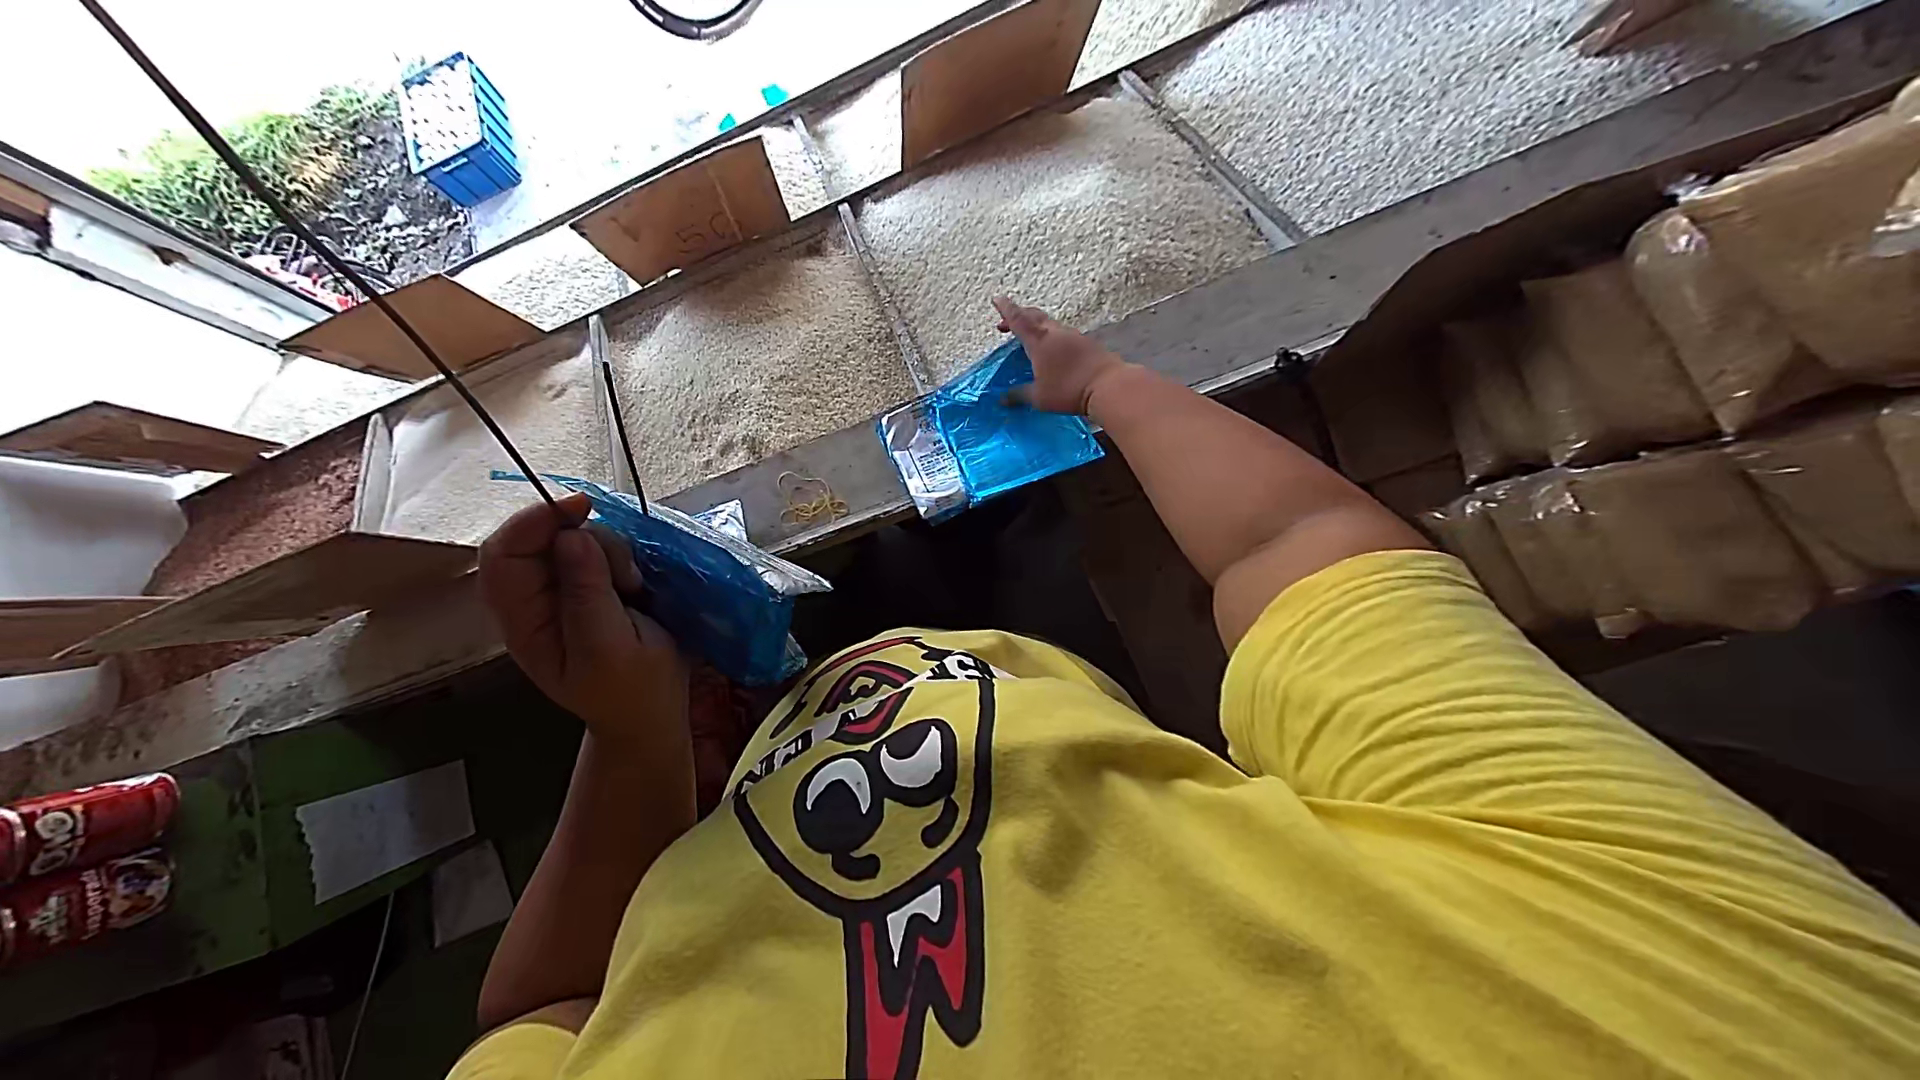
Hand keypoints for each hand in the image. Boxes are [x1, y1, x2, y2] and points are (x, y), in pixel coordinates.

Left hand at [479, 494, 687, 745]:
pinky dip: (623, 558)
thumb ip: (588, 594)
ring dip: (612, 553)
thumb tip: (573, 536)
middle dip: (587, 541)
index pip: (505, 554)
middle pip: (541, 539)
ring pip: (578, 541)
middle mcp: (537, 599)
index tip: (582, 508)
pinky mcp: (596, 587)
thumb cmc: (632, 689)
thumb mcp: (609, 648)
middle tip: (625, 573)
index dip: (534, 522)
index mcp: (524, 621)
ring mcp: (567, 592)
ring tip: (634, 589)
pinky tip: (637, 586)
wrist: (654, 713)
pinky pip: (602, 552)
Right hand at [991, 296, 1132, 414]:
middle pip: (1034, 315)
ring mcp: (1073, 335)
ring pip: (1050, 324)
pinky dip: (1051, 336)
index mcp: (1039, 342)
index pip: (1018, 319)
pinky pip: (1063, 334)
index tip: (997, 299)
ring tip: (1029, 339)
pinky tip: (1052, 350)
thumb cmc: (1068, 390)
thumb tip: (1002, 398)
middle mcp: (1055, 333)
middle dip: (1019, 316)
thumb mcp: (1039, 397)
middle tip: (1007, 324)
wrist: (1108, 385)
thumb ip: (1019, 395)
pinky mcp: (1086, 342)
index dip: (1005, 309)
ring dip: (1036, 326)